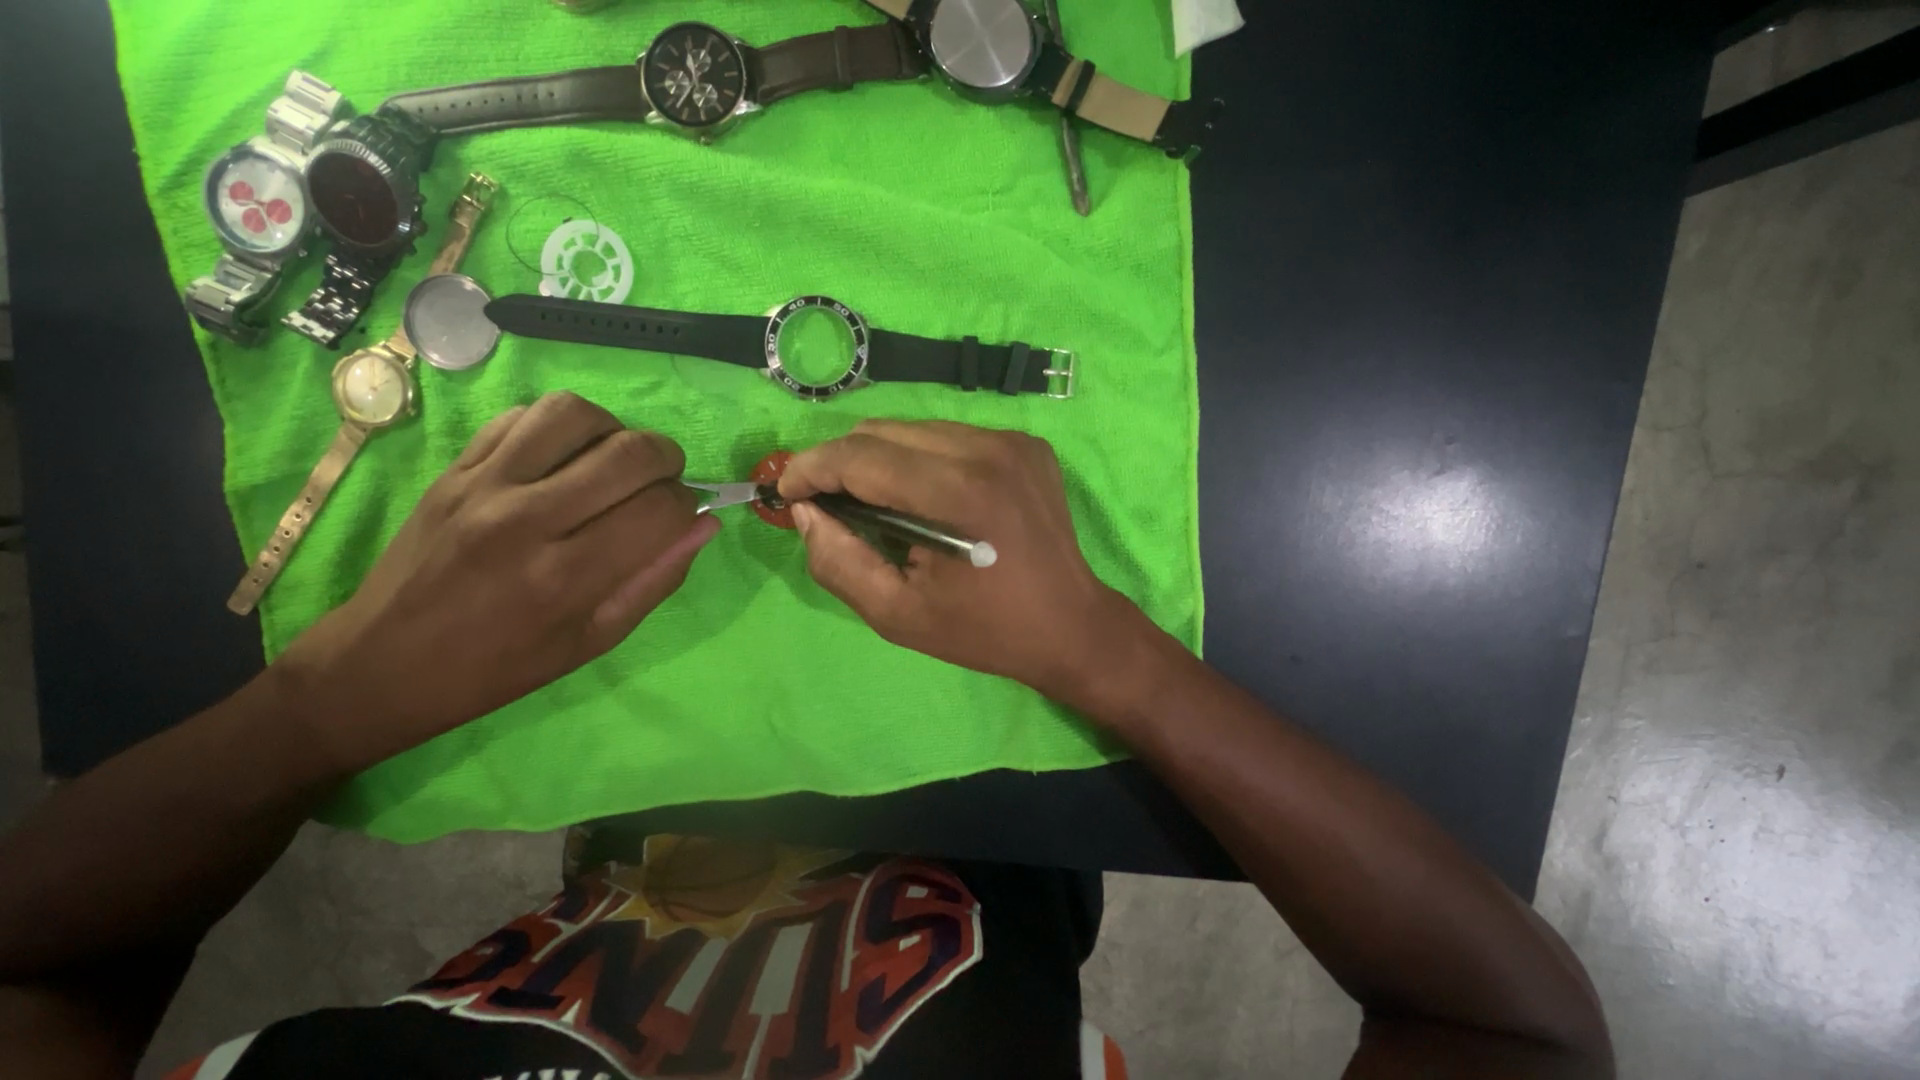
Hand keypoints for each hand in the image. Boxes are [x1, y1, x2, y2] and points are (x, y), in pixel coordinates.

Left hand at [275, 392, 719, 768]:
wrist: (381, 662)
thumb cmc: (497, 669)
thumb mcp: (590, 642)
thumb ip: (653, 581)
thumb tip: (704, 525)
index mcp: (564, 577)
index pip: (660, 510)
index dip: (687, 508)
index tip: (681, 518)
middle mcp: (526, 519)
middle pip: (630, 453)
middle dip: (667, 461)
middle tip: (661, 483)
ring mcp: (483, 485)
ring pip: (574, 414)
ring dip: (613, 431)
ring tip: (612, 461)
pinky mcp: (454, 468)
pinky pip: (521, 416)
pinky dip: (559, 427)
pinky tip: (562, 457)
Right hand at [777, 420, 1147, 708]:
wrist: (1070, 625)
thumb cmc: (983, 631)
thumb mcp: (897, 615)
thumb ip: (839, 562)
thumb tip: (806, 513)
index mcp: (958, 493)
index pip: (861, 456)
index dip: (811, 468)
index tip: (787, 493)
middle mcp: (987, 450)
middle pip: (883, 432)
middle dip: (841, 462)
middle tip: (824, 502)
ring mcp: (1011, 441)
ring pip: (914, 428)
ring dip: (881, 458)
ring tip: (872, 502)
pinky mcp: (1026, 444)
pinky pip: (950, 436)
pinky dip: (922, 458)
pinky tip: (923, 497)